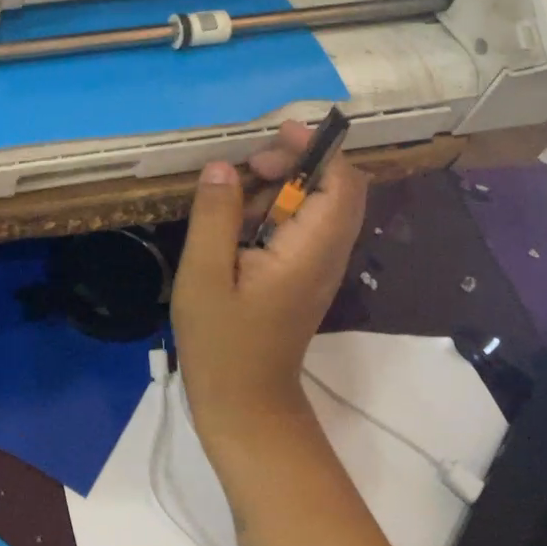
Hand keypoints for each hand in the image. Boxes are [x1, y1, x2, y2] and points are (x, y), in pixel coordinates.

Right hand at [170, 121, 367, 463]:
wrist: (245, 406)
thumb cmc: (222, 343)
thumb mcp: (204, 275)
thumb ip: (215, 216)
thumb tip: (221, 166)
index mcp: (310, 251)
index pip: (342, 184)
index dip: (316, 150)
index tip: (271, 138)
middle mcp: (326, 255)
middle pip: (333, 189)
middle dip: (292, 164)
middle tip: (243, 168)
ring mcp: (317, 268)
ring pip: (315, 207)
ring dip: (278, 188)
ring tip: (229, 199)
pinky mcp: (302, 278)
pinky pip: (299, 228)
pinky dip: (272, 213)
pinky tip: (233, 227)